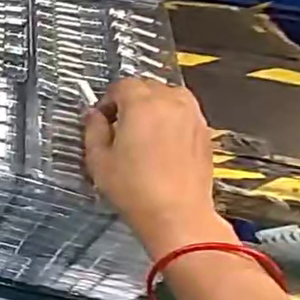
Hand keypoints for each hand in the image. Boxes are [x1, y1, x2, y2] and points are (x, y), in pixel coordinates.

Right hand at [82, 77, 230, 254]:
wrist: (176, 214)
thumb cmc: (134, 189)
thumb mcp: (98, 159)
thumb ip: (93, 129)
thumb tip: (94, 115)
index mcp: (141, 105)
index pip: (122, 85)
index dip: (108, 100)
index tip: (102, 119)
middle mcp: (170, 103)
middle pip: (147, 86)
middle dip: (131, 100)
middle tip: (119, 126)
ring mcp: (192, 116)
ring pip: (169, 96)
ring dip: (154, 106)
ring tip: (143, 132)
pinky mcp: (205, 133)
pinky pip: (185, 113)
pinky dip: (171, 118)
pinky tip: (161, 143)